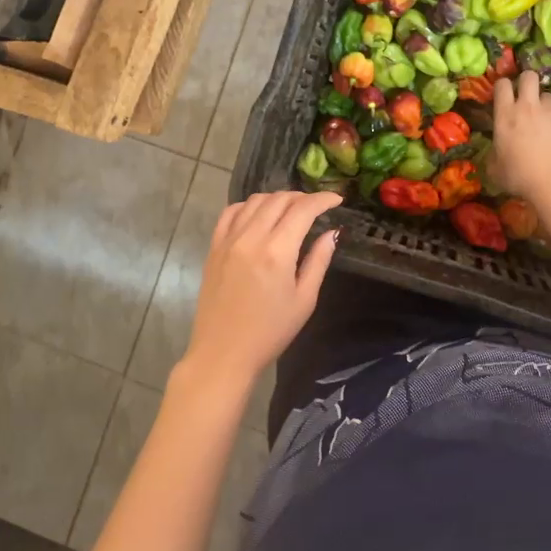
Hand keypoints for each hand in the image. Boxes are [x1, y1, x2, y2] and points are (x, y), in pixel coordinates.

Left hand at [183, 191, 340, 385]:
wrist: (223, 353)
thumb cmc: (270, 332)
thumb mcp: (304, 300)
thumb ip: (318, 261)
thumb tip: (331, 233)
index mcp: (277, 251)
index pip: (303, 209)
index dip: (322, 199)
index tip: (337, 200)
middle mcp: (251, 237)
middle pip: (279, 199)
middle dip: (302, 197)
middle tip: (316, 206)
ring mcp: (228, 240)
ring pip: (254, 201)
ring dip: (276, 198)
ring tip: (290, 208)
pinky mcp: (214, 247)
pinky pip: (230, 212)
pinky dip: (248, 205)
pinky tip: (258, 214)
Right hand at [493, 71, 550, 203]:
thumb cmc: (519, 176)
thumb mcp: (495, 169)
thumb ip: (492, 156)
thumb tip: (494, 153)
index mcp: (505, 114)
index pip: (502, 84)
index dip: (502, 86)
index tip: (503, 96)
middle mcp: (527, 106)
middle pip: (528, 76)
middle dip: (527, 81)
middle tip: (526, 96)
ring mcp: (550, 110)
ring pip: (548, 93)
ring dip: (545, 101)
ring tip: (545, 114)